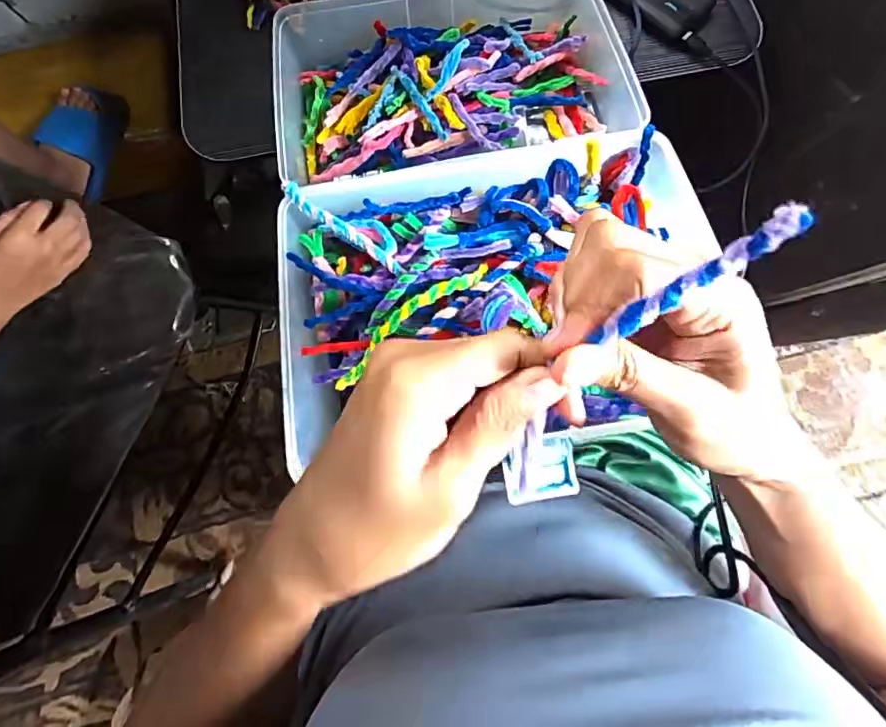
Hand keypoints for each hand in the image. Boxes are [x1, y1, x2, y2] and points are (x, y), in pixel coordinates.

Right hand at [0, 199, 91, 321]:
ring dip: (81, 221)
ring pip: (81, 234)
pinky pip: (83, 253)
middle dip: (71, 207)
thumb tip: (29, 205)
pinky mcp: (63, 273)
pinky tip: (81, 235)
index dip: (42, 203)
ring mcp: (58, 261)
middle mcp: (45, 246)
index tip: (39, 205)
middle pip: (69, 218)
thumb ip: (6, 218)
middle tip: (67, 204)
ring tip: (75, 217)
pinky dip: (85, 240)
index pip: (42, 208)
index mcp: (21, 236)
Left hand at [260, 332, 565, 607]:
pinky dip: (474, 394)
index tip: (573, 411)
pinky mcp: (392, 371)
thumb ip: (500, 422)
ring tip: (510, 442)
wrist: (312, 541)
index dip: (548, 368)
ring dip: (502, 391)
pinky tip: (476, 432)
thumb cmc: (379, 532)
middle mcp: (404, 350)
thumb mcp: (451, 487)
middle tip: (546, 437)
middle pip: (490, 349)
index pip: (505, 344)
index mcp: (417, 376)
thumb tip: (550, 378)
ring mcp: (393, 357)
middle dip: (526, 383)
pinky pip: (451, 369)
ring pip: (474, 359)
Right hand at [543, 210, 808, 482]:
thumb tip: (564, 362)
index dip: (593, 301)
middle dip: (576, 298)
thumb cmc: (736, 428)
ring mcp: (659, 273)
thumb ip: (629, 376)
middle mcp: (686, 270)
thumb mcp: (690, 412)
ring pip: (589, 252)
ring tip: (571, 359)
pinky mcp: (634, 286)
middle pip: (608, 243)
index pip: (640, 267)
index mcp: (718, 294)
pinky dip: (569, 311)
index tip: (565, 348)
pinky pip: (586, 275)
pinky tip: (576, 350)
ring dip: (568, 304)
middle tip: (566, 356)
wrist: (749, 436)